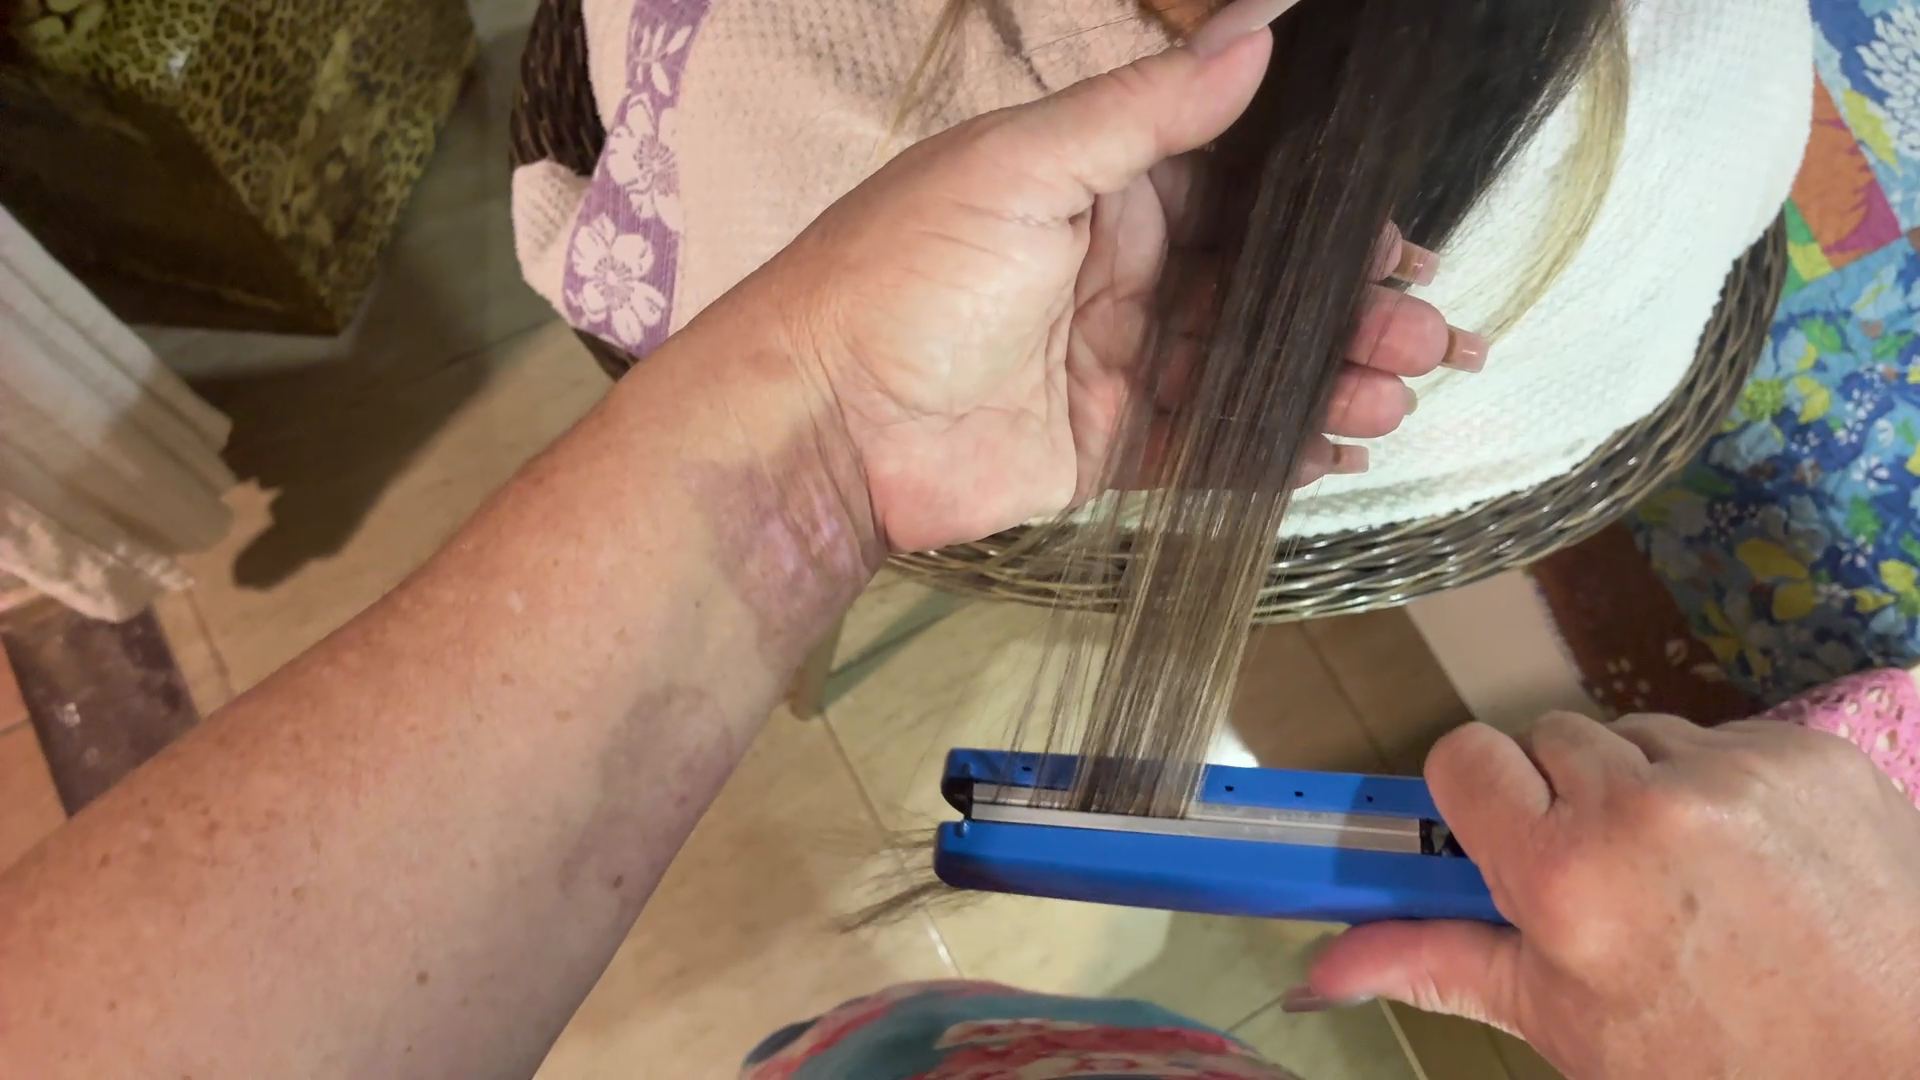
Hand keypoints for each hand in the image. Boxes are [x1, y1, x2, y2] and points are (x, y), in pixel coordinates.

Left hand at [740, 16, 1460, 551]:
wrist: (836, 422)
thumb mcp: (1017, 172)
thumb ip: (1139, 118)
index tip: (1405, 239)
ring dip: (1323, 382)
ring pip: (1240, 370)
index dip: (1325, 217)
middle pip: (1255, 290)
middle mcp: (1119, 281)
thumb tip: (1263, 29)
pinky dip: (1268, 447)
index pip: (1240, 196)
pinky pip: (1201, 444)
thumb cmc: (911, 278)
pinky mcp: (1105, 448)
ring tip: (1402, 393)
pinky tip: (1335, 449)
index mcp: (1102, 199)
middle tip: (1434, 334)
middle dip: (1347, 310)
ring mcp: (1114, 371)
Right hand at [1306, 714, 1919, 1077]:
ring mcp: (1734, 772)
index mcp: (1563, 872)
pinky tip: (1766, 854)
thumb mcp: (1562, 1024)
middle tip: (1612, 868)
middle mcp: (1638, 804)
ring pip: (1631, 734)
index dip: (1481, 791)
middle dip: (1564, 791)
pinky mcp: (1814, 754)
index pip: (1463, 755)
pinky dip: (1725, 783)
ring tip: (1698, 868)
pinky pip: (1719, 736)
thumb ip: (1430, 963)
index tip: (1513, 834)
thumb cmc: (1725, 1067)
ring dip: (1644, 784)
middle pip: (1546, 738)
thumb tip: (1317, 973)